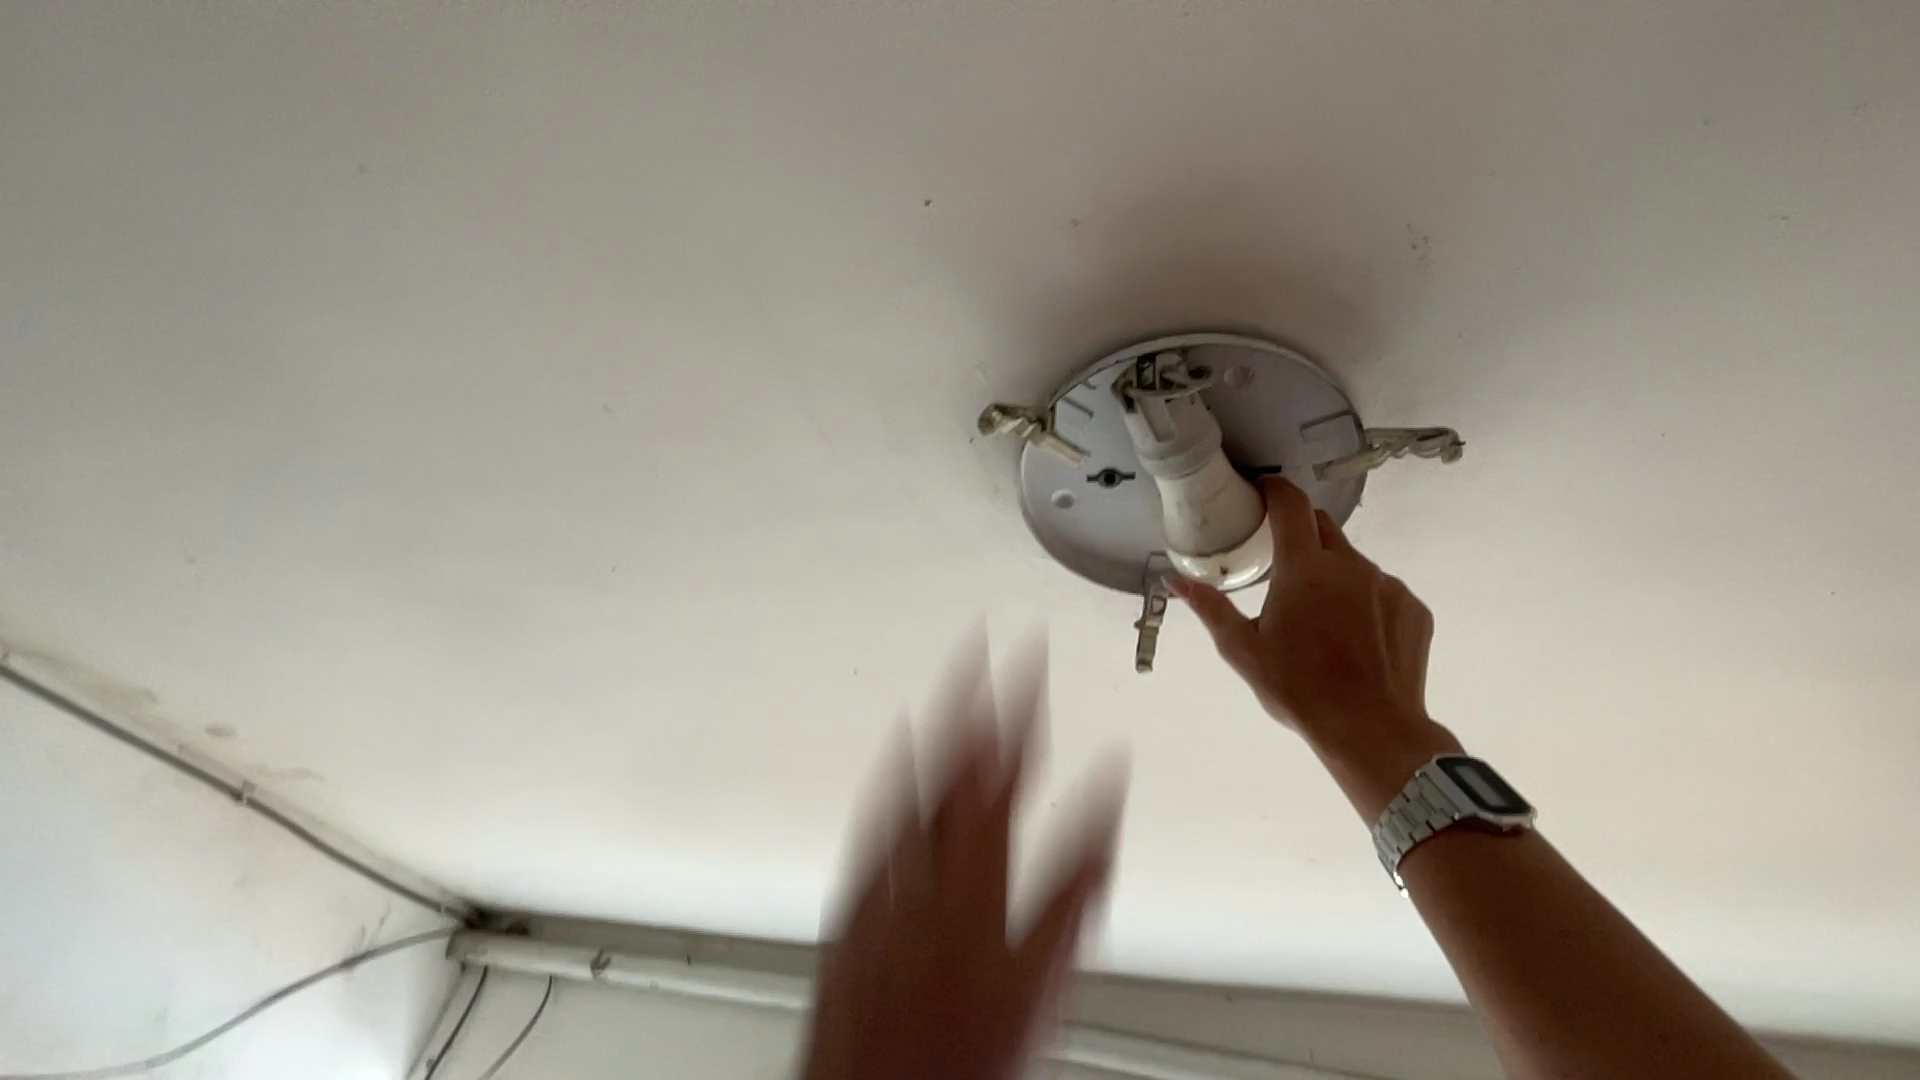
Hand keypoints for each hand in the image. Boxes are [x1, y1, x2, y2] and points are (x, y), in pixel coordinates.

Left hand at [801, 644, 1125, 1079]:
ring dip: (938, 714)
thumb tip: (1103, 804)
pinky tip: (902, 735)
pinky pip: (877, 812)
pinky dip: (894, 765)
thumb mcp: (1045, 973)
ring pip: (916, 775)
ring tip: (957, 663)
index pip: (1010, 771)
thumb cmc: (967, 1044)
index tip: (1036, 657)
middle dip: (980, 690)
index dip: (1024, 706)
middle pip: (959, 761)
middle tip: (993, 638)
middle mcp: (929, 866)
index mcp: (982, 880)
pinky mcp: (857, 890)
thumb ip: (1076, 884)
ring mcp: (888, 874)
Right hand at [1171, 477, 1460, 816]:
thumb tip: (1176, 582)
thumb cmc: (1297, 689)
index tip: (1263, 490)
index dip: (1275, 489)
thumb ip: (1211, 608)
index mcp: (1304, 568)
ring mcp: (1388, 585)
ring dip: (1332, 574)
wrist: (1371, 729)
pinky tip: (1353, 638)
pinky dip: (1363, 601)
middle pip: (1322, 527)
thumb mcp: (1242, 650)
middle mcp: (1350, 565)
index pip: (1290, 505)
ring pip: (1352, 563)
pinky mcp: (1414, 609)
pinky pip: (1381, 590)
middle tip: (1281, 562)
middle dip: (1300, 532)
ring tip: (1320, 619)